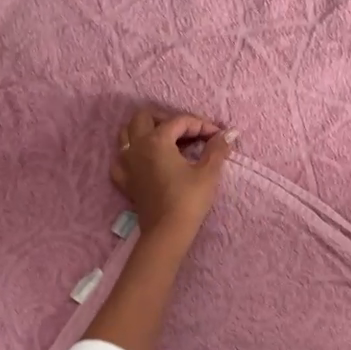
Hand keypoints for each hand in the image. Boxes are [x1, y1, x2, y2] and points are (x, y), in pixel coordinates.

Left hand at [111, 108, 234, 240]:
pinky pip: (121, 159)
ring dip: (145, 131)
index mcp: (156, 140)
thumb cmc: (189, 200)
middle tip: (187, 131)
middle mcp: (136, 147)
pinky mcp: (124, 181)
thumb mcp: (208, 172)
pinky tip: (144, 161)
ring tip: (165, 140)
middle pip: (145, 118)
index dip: (201, 125)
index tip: (217, 135)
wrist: (167, 232)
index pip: (179, 121)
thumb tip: (229, 134)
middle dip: (167, 119)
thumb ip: (217, 149)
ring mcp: (126, 164)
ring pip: (127, 134)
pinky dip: (132, 155)